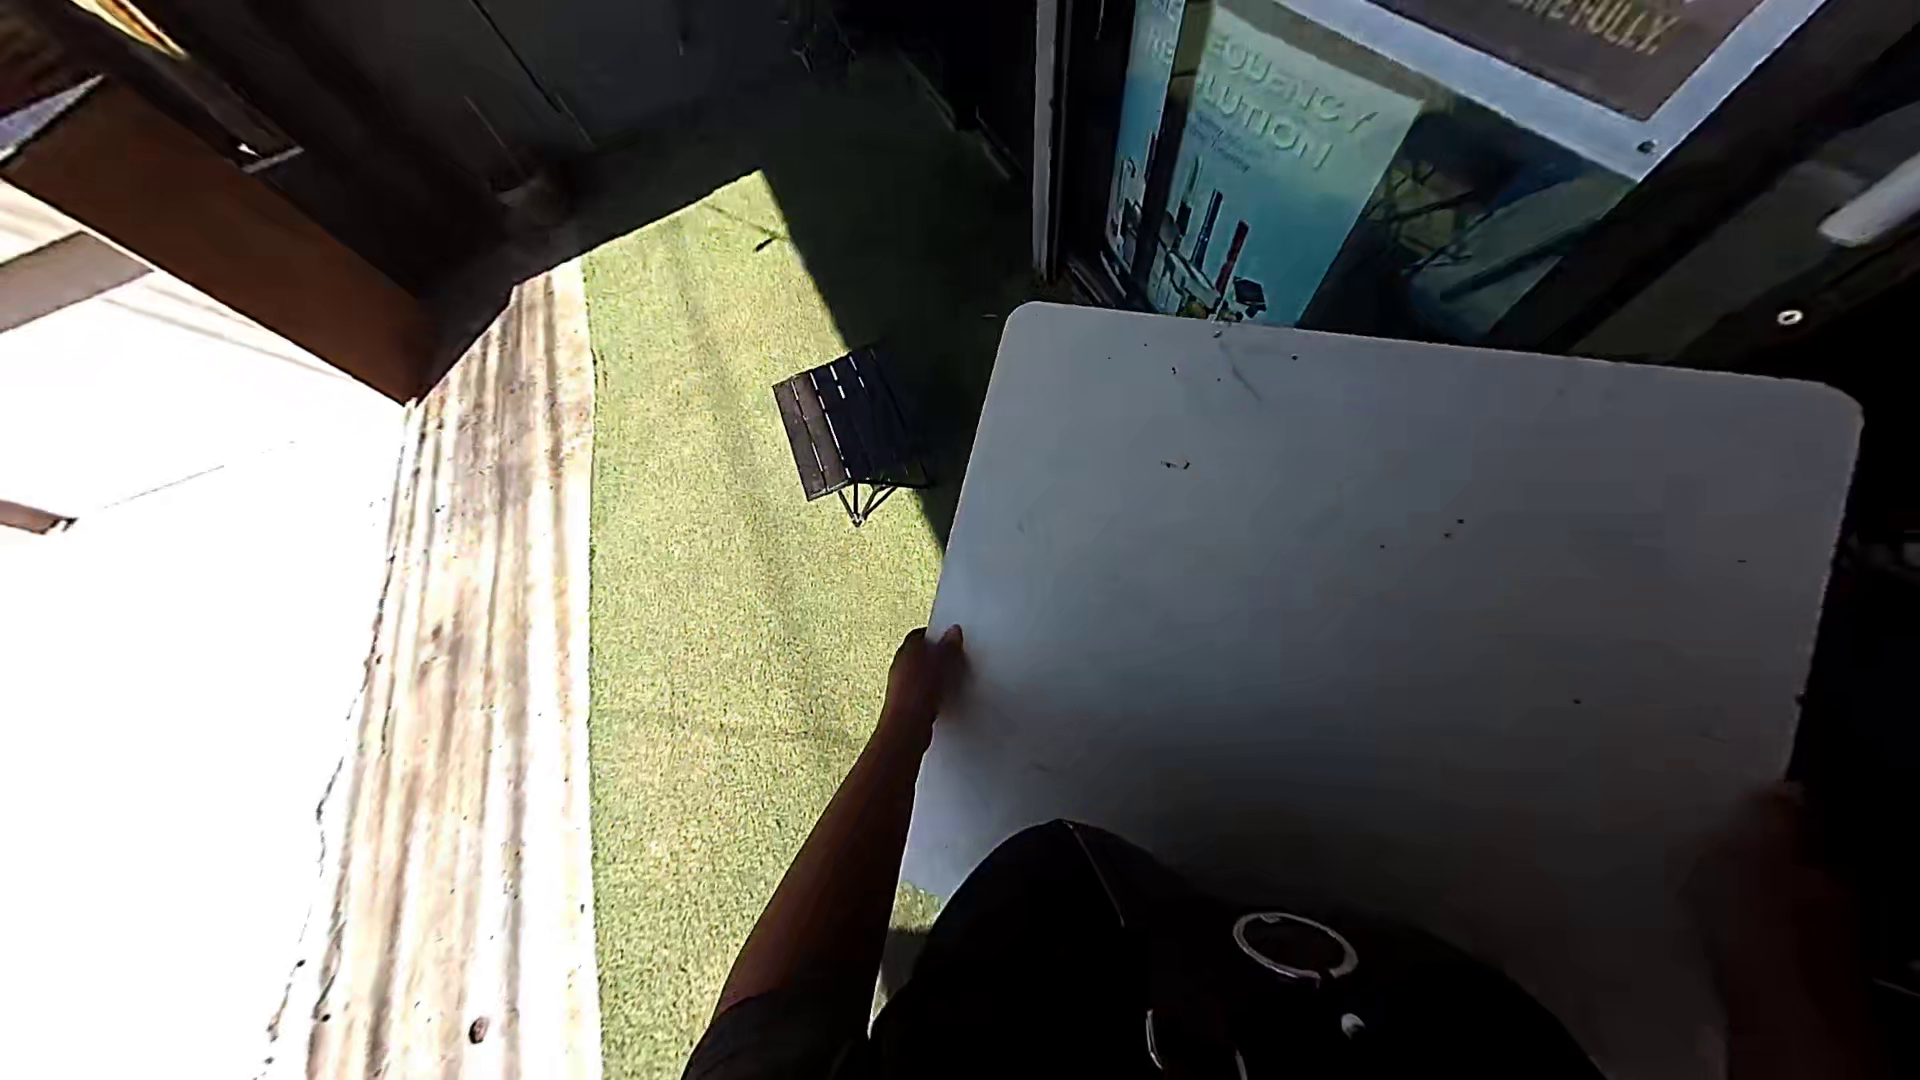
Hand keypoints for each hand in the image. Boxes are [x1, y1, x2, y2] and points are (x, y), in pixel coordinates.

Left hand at [878, 626, 965, 752]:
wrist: (907, 726)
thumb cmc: (917, 693)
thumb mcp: (943, 661)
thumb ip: (949, 645)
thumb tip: (953, 633)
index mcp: (906, 649)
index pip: (920, 634)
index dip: (936, 635)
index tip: (950, 637)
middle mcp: (899, 665)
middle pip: (920, 654)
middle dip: (936, 656)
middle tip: (953, 658)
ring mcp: (901, 686)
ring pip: (920, 674)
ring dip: (934, 676)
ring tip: (950, 680)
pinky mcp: (906, 704)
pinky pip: (921, 692)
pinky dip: (931, 693)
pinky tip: (942, 699)